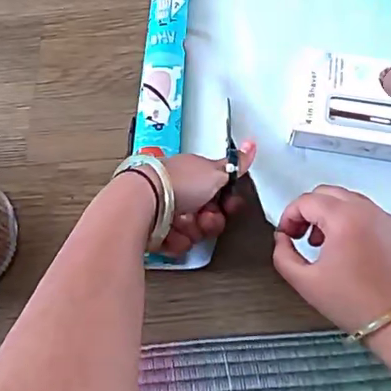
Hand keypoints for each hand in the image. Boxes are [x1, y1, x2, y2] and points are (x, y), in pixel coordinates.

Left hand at [143, 141, 254, 259]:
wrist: (141, 204)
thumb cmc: (173, 183)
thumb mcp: (214, 171)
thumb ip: (237, 164)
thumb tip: (250, 147)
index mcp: (193, 173)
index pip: (219, 191)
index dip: (228, 202)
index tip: (229, 205)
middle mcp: (179, 191)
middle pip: (209, 215)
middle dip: (210, 219)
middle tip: (204, 215)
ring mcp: (166, 212)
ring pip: (194, 232)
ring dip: (193, 230)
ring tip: (182, 222)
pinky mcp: (156, 231)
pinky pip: (177, 243)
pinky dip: (176, 240)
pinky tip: (170, 232)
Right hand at [270, 186, 390, 333]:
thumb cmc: (354, 304)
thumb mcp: (305, 282)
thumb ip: (283, 255)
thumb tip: (283, 239)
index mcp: (343, 218)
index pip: (307, 200)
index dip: (289, 215)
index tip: (287, 234)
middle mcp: (367, 211)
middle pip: (328, 192)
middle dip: (310, 210)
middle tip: (302, 235)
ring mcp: (386, 218)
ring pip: (350, 200)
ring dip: (331, 214)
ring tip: (325, 244)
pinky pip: (370, 213)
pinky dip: (354, 221)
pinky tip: (350, 249)